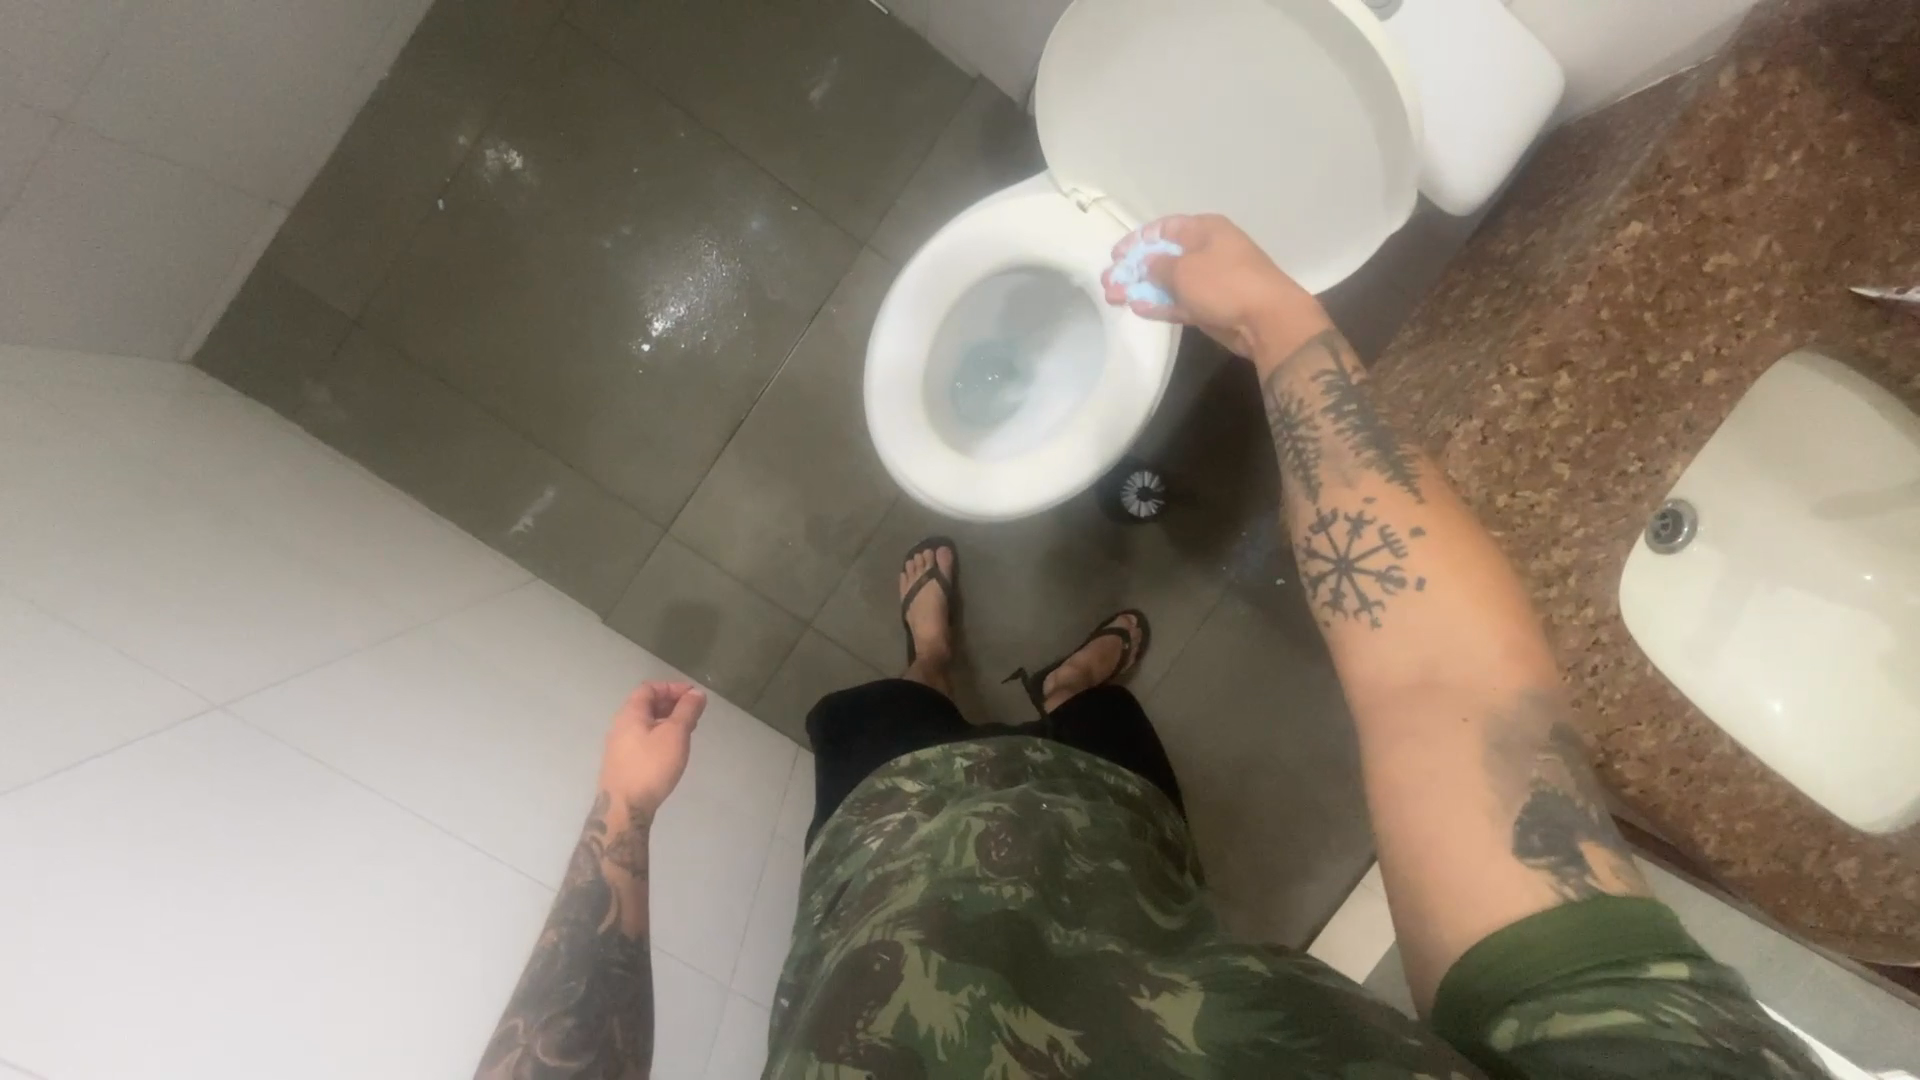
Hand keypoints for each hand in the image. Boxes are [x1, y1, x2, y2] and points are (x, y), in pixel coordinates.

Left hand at [597, 681, 704, 825]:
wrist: (624, 809)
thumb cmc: (651, 765)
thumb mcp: (675, 734)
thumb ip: (687, 710)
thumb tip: (696, 693)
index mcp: (630, 713)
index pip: (650, 688)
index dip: (673, 687)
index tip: (694, 696)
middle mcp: (621, 725)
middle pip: (647, 704)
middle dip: (673, 704)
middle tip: (695, 713)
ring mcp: (619, 745)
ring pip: (646, 723)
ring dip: (668, 720)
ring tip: (688, 730)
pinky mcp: (623, 762)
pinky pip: (643, 738)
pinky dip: (660, 735)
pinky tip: (673, 749)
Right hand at [1100, 214, 1327, 361]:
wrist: (1266, 318)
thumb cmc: (1225, 283)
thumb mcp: (1184, 270)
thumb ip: (1158, 266)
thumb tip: (1146, 264)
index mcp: (1205, 230)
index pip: (1165, 228)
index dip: (1138, 240)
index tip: (1116, 255)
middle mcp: (1207, 251)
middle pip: (1164, 257)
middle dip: (1135, 269)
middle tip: (1110, 282)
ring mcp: (1209, 281)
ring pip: (1168, 282)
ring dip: (1141, 289)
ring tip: (1114, 297)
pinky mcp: (1209, 306)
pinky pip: (1178, 302)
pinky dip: (1159, 304)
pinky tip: (1137, 308)